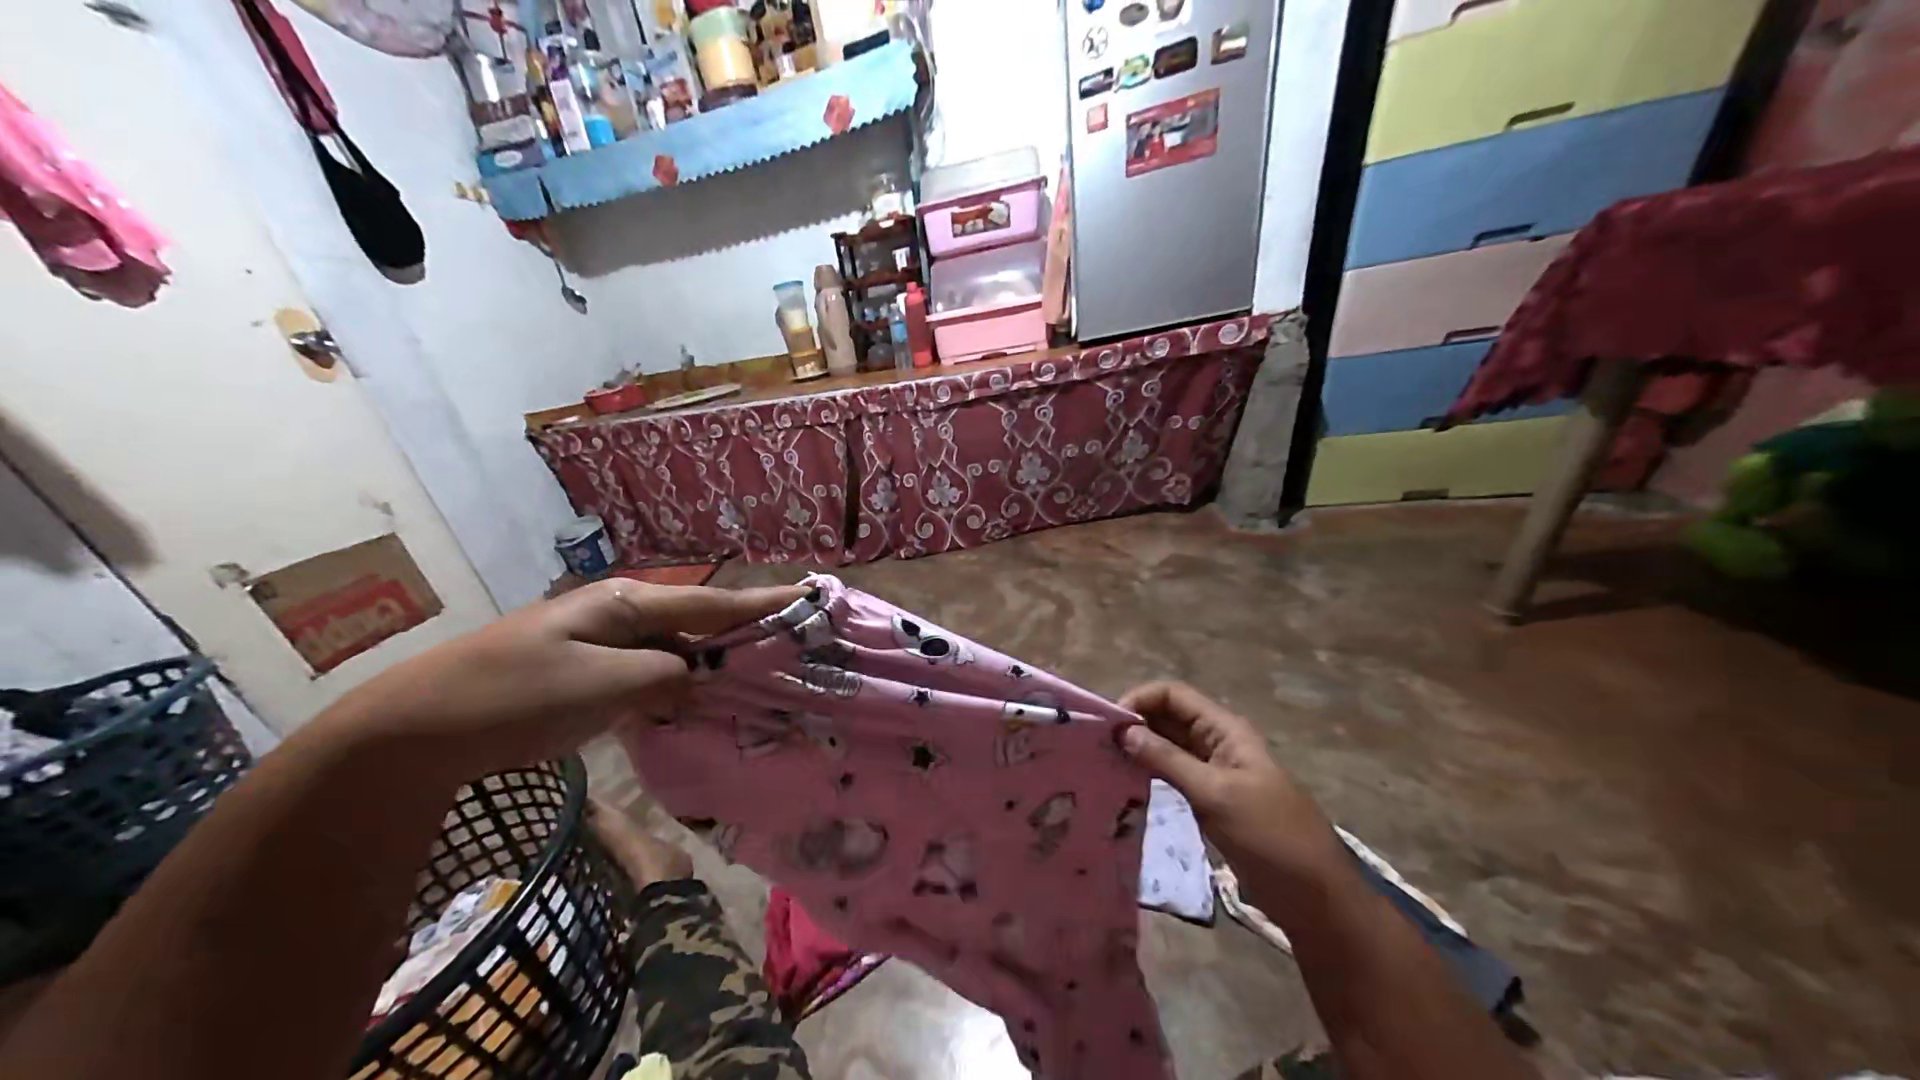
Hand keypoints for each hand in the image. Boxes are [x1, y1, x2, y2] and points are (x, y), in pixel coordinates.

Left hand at [320, 579, 806, 778]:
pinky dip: (681, 686)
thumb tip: (696, 680)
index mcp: (628, 604)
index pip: (714, 603)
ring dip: (714, 664)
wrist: (417, 727)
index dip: (764, 603)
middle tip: (794, 641)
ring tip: (760, 673)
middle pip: (699, 621)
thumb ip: (667, 677)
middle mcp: (620, 614)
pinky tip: (701, 702)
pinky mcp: (589, 673)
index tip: (809, 595)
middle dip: (746, 632)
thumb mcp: (605, 687)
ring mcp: (603, 643)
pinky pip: (652, 673)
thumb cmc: (516, 696)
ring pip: (677, 650)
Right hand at [1119, 681, 1346, 895]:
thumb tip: (1124, 731)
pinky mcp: (1209, 798)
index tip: (1109, 724)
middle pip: (1168, 717)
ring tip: (1105, 762)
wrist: (1313, 895)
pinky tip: (1126, 783)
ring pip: (1168, 745)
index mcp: (1225, 730)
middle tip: (1098, 744)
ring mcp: (1213, 771)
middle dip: (1135, 723)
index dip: (1140, 700)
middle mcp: (1217, 742)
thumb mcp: (1214, 794)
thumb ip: (1167, 759)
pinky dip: (1150, 772)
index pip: (1173, 695)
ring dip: (1139, 748)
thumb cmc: (1269, 836)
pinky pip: (1173, 773)